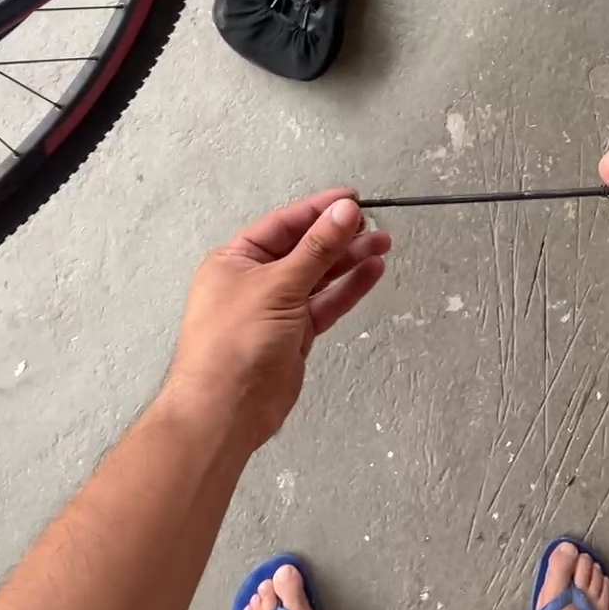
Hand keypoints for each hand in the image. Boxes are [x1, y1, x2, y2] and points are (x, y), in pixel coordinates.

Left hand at [163, 190, 390, 447]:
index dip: (319, 209)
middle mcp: (255, 280)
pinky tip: (371, 272)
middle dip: (340, 235)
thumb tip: (343, 212)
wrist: (226, 410)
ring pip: (320, 274)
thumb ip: (318, 247)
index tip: (352, 199)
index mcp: (237, 259)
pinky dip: (349, 287)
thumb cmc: (233, 344)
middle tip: (372, 224)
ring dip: (350, 259)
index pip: (285, 223)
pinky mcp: (295, 332)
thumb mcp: (279, 284)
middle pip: (305, 247)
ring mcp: (277, 307)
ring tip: (382, 244)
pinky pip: (326, 302)